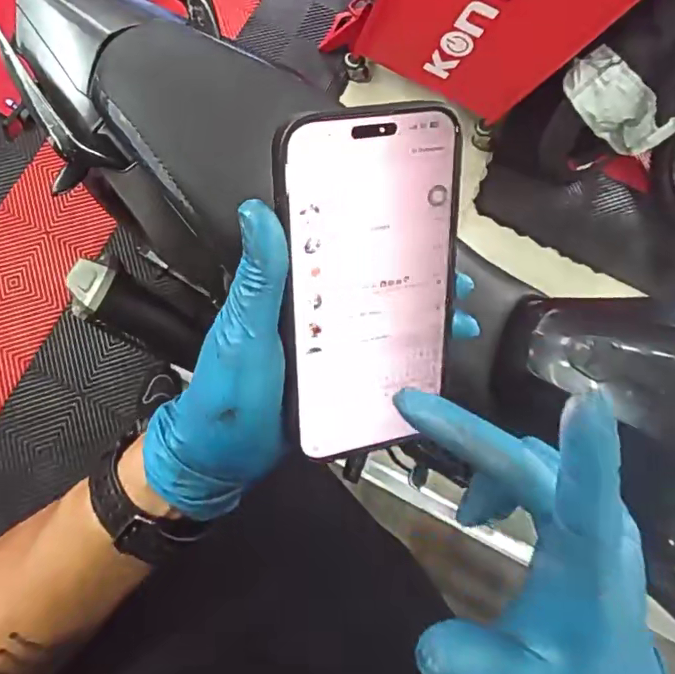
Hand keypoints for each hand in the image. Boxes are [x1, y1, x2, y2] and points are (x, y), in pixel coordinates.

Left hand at [144, 202, 480, 519]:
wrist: (224, 459)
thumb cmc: (225, 395)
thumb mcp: (244, 331)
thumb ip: (257, 277)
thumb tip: (257, 214)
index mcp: (284, 294)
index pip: (333, 253)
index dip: (373, 239)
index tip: (410, 228)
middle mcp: (308, 317)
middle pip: (367, 288)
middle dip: (411, 281)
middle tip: (449, 280)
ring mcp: (324, 350)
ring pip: (377, 325)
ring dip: (415, 320)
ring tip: (450, 320)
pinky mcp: (335, 381)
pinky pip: (376, 362)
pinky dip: (404, 358)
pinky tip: (427, 360)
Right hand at [394, 388, 674, 673]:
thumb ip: (477, 669)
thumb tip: (424, 652)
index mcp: (592, 562)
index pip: (589, 496)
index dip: (587, 448)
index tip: (587, 398)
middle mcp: (602, 524)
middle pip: (529, 459)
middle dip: (467, 432)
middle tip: (408, 404)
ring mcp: (596, 513)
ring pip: (529, 458)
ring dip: (481, 462)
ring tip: (465, 517)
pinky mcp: (585, 510)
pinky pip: (532, 468)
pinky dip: (496, 476)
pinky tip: (481, 514)